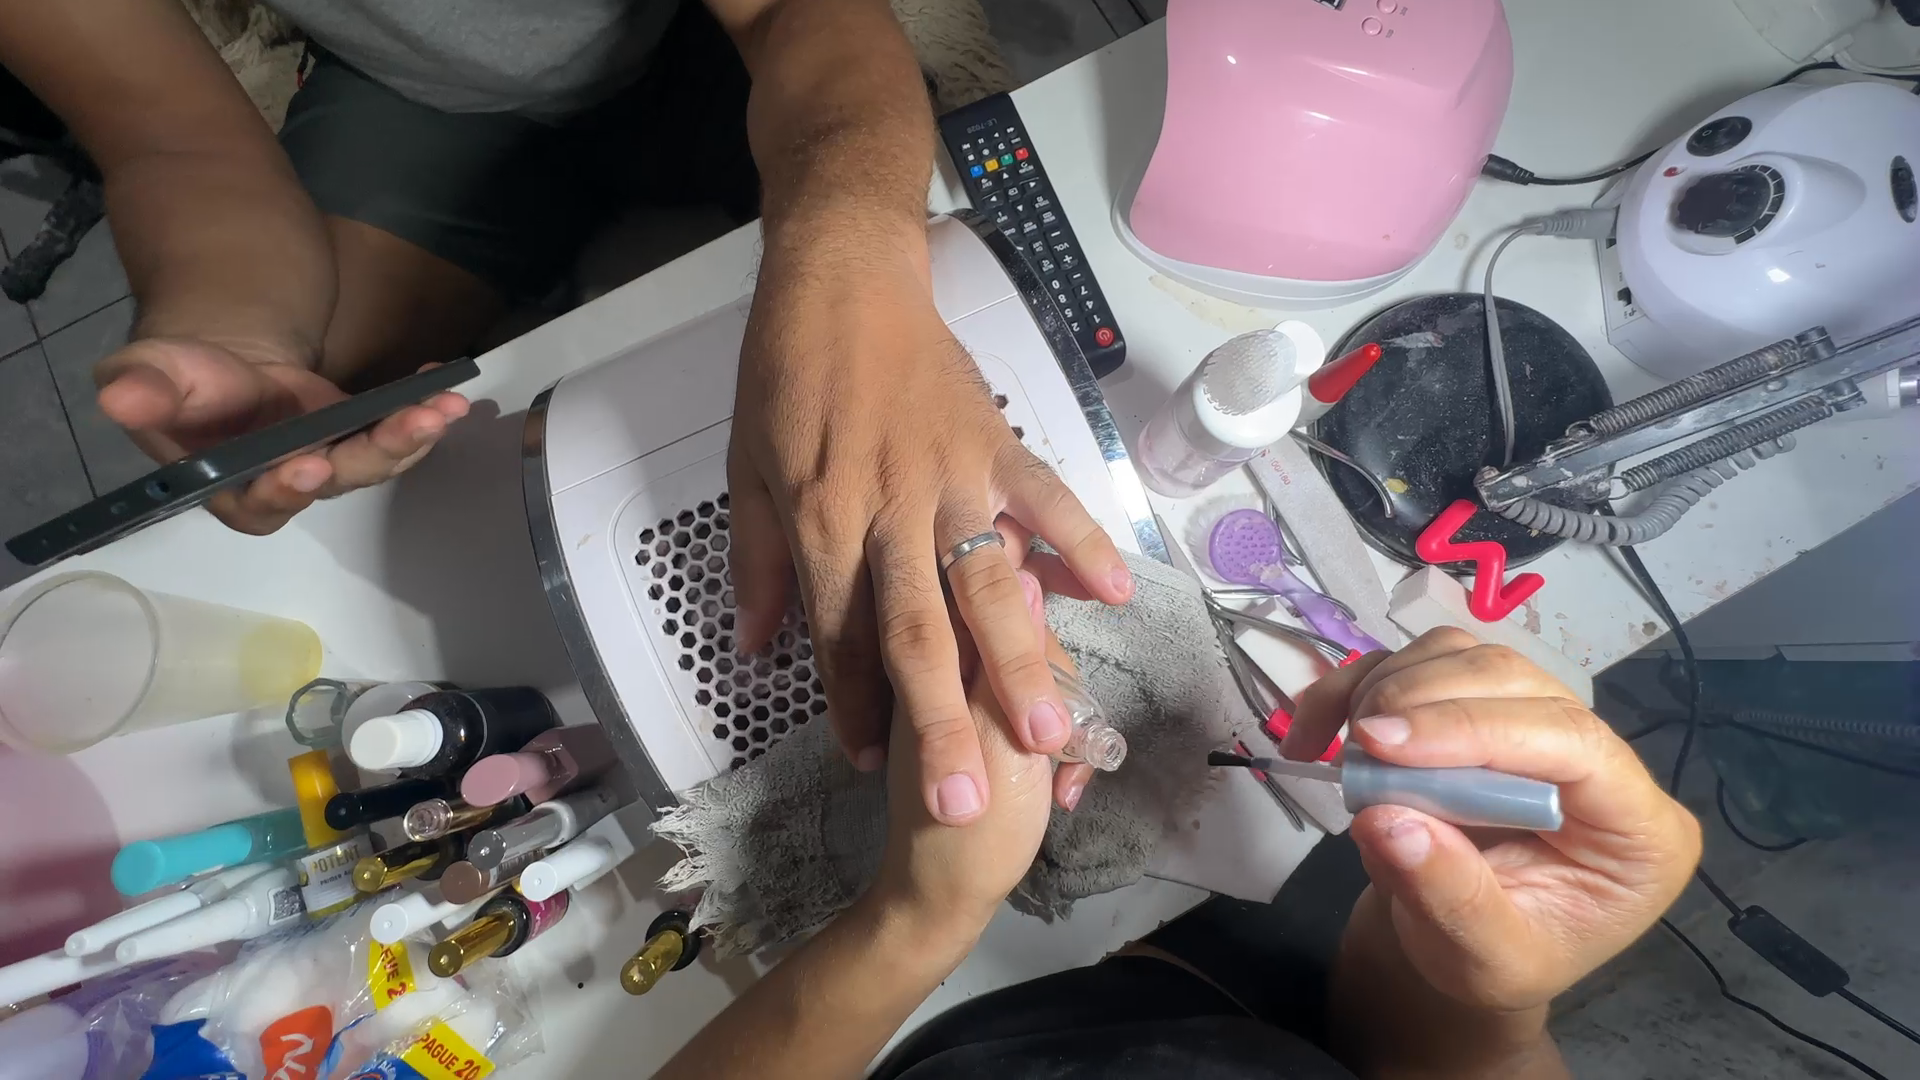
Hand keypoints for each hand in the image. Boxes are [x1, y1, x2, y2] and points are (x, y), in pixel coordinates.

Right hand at [96, 336, 468, 533]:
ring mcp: (338, 462)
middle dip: (382, 450)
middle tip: (416, 421)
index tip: (309, 464)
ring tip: (444, 404)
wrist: (227, 363)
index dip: (286, 492)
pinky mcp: (367, 439)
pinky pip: (402, 432)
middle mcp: (295, 482)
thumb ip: (143, 391)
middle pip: (344, 478)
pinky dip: (426, 410)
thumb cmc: (178, 379)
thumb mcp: (147, 374)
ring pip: (384, 458)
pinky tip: (442, 386)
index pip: (261, 506)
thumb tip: (123, 401)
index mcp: (232, 484)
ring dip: (418, 433)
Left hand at [727, 235, 1131, 825]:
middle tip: (965, 804)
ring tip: (1048, 734)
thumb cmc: (786, 376)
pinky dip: (1081, 539)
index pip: (841, 639)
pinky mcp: (994, 443)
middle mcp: (888, 516)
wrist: (840, 282)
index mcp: (821, 527)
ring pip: (985, 584)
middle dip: (939, 724)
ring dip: (1015, 661)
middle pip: (916, 632)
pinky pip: (1044, 497)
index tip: (872, 770)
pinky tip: (1113, 593)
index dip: (853, 708)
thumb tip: (757, 651)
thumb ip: (757, 568)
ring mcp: (950, 481)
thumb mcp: (746, 472)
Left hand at [866, 569, 1094, 942]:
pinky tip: (1064, 783)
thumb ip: (1006, 660)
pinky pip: (1036, 707)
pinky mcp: (990, 723)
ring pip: (1041, 674)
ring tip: (1065, 779)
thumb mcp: (999, 742)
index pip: (994, 592)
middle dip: (1059, 687)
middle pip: (1027, 633)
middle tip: (1061, 745)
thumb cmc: (970, 833)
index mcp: (939, 658)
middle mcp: (952, 665)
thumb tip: (1024, 575)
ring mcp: (970, 695)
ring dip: (1067, 723)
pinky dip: (1059, 742)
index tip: (1066, 647)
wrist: (946, 903)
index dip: (1037, 614)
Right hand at [1284, 629, 1699, 1063]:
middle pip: (1507, 677)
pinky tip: (1316, 731)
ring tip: (1339, 748)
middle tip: (1355, 746)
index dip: (1471, 726)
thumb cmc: (1484, 958)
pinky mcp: (1463, 704)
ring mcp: (1522, 718)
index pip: (1570, 739)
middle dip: (1417, 699)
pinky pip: (1407, 662)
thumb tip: (1384, 820)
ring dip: (1381, 685)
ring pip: (1454, 654)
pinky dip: (1350, 684)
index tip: (1377, 742)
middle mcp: (1589, 757)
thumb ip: (1446, 896)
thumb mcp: (1479, 958)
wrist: (1451, 933)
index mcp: (1632, 826)